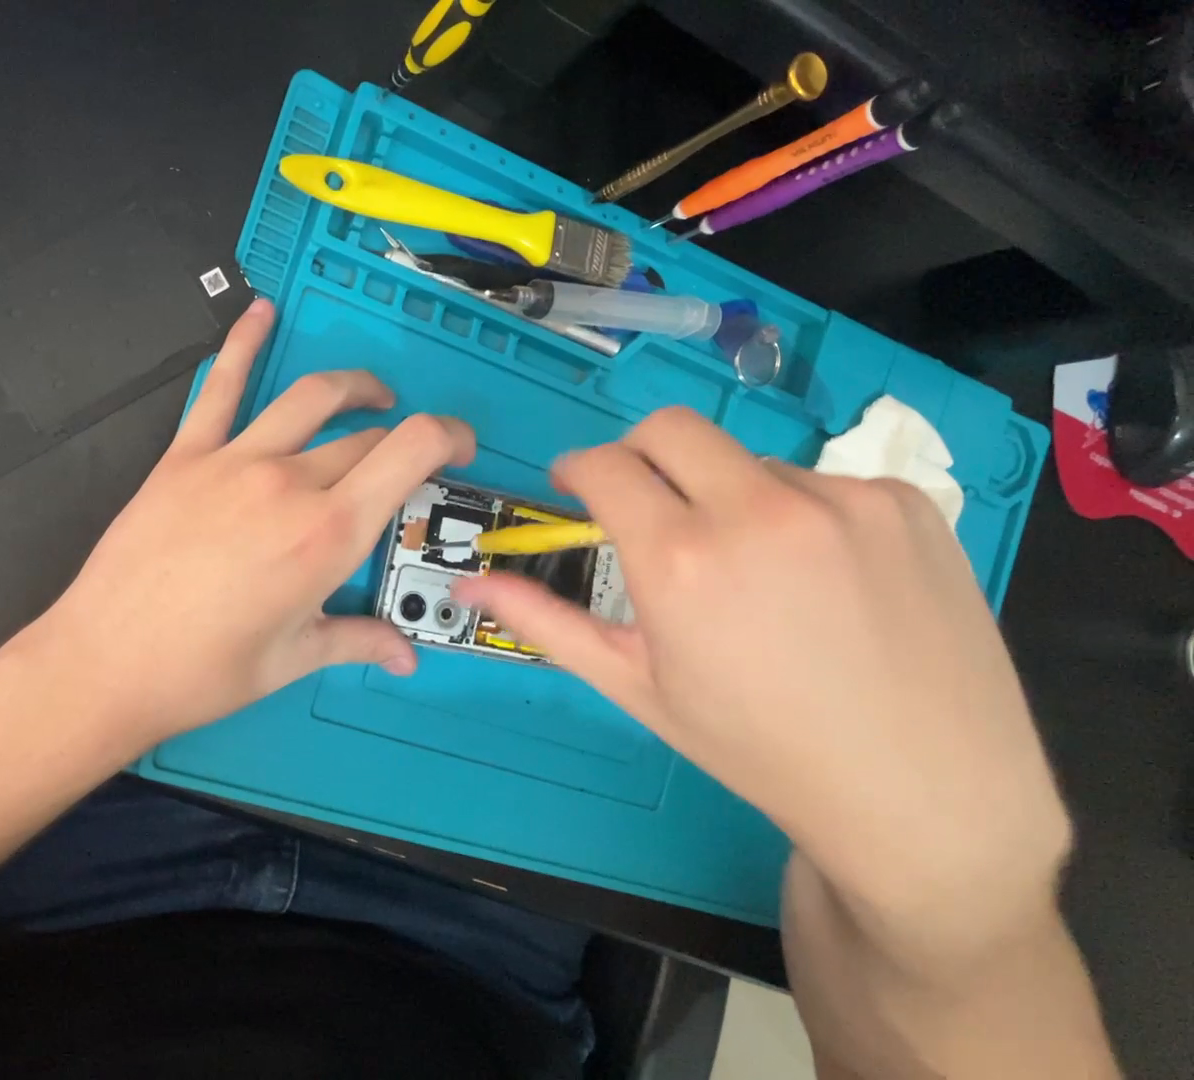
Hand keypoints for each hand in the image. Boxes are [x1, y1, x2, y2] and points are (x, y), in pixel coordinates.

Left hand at [32, 298, 473, 745]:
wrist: (106, 663)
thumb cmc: (201, 673)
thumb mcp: (291, 660)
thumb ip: (356, 642)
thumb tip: (403, 657)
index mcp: (328, 536)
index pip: (411, 453)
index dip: (448, 436)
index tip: (458, 445)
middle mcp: (289, 485)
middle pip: (364, 437)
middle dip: (396, 442)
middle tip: (401, 461)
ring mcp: (234, 462)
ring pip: (310, 398)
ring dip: (351, 387)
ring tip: (368, 393)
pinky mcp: (185, 456)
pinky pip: (220, 386)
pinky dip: (243, 343)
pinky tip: (260, 312)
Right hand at [454, 408, 1069, 961]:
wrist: (922, 792)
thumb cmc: (755, 745)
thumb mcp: (635, 685)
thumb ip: (544, 621)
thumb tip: (468, 583)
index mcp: (680, 560)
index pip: (606, 465)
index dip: (578, 469)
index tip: (576, 487)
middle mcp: (759, 510)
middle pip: (671, 427)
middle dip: (637, 453)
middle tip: (642, 501)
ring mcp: (843, 500)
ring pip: (748, 460)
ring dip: (723, 492)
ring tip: (748, 566)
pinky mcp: (907, 504)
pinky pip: (821, 482)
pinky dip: (796, 511)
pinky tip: (817, 576)